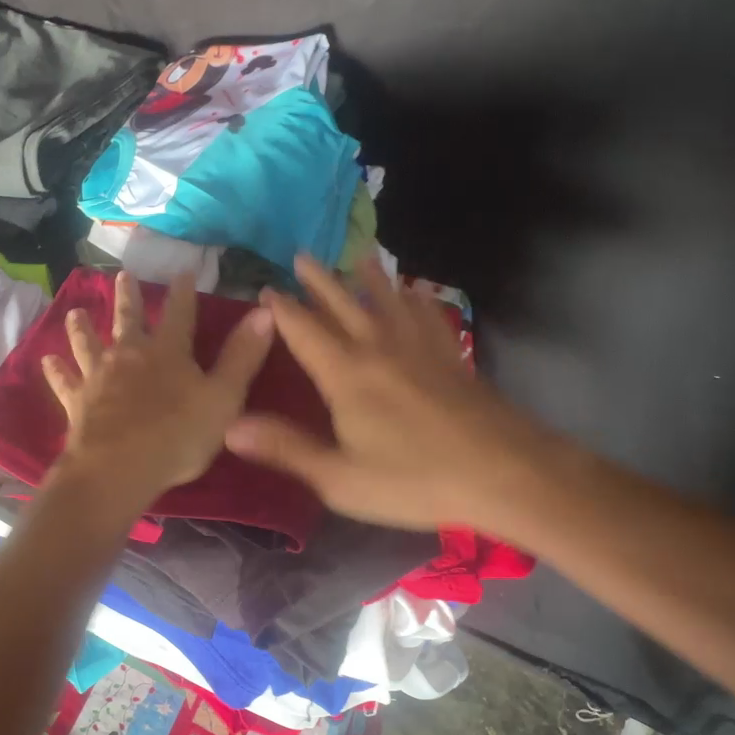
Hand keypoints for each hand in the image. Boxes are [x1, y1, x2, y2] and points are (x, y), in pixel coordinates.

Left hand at [42, 271, 275, 506]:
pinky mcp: (77, 402)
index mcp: (168, 352)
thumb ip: (242, 356)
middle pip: (128, 319)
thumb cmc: (177, 435)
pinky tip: (46, 361)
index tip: (182, 271)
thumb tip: (265, 311)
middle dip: (127, 297)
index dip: (182, 292)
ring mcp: (99, 377)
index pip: (179, 313)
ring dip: (82, 327)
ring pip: (88, 344)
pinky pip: (64, 382)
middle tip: (122, 276)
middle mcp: (130, 355)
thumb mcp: (224, 397)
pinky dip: (56, 371)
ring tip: (75, 311)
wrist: (118, 468)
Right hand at [224, 255, 564, 530]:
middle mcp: (378, 348)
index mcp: (345, 374)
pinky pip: (427, 316)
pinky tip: (416, 292)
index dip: (282, 308)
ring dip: (368, 278)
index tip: (266, 287)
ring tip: (358, 257)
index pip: (304, 330)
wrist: (504, 471)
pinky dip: (416, 299)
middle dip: (319, 281)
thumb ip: (286, 449)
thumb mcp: (341, 477)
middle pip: (342, 305)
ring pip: (387, 301)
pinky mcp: (450, 356)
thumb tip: (230, 426)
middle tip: (302, 255)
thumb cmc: (415, 479)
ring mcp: (418, 348)